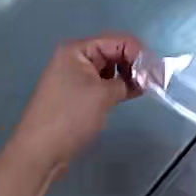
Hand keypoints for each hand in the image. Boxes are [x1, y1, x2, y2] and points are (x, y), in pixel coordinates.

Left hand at [7, 34, 145, 170]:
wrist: (39, 153)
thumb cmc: (70, 118)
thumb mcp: (103, 94)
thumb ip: (128, 81)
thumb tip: (144, 79)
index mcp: (77, 50)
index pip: (118, 41)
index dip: (140, 54)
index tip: (157, 72)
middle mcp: (75, 58)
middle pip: (115, 52)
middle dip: (136, 63)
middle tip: (157, 80)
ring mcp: (76, 77)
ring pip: (111, 68)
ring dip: (130, 75)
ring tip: (148, 87)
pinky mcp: (78, 94)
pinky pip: (104, 82)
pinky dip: (120, 85)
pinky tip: (136, 92)